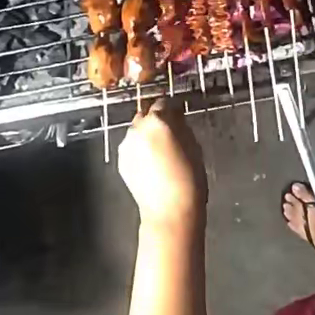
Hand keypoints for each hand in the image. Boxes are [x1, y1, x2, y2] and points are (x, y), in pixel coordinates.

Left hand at [116, 100, 205, 232]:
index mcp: (157, 121)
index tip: (178, 113)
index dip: (172, 107)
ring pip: (137, 131)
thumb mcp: (194, 146)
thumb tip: (176, 116)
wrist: (169, 212)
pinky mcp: (121, 161)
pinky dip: (139, 150)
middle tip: (170, 133)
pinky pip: (131, 147)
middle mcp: (137, 128)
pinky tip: (151, 164)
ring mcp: (126, 145)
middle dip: (156, 120)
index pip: (163, 102)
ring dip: (146, 135)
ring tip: (161, 152)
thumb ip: (182, 126)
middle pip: (146, 114)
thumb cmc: (189, 180)